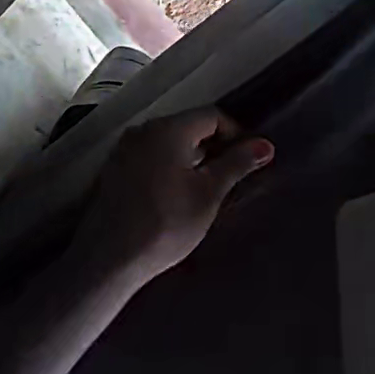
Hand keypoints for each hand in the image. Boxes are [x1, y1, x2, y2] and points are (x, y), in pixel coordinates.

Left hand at [71, 108, 274, 280]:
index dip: (236, 133)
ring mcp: (125, 148)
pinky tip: (178, 191)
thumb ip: (236, 164)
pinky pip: (151, 154)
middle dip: (215, 144)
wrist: (109, 259)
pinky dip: (170, 163)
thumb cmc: (166, 223)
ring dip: (193, 155)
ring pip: (169, 140)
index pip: (212, 115)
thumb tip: (265, 145)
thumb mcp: (208, 194)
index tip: (249, 159)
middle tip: (233, 173)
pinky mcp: (114, 168)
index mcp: (168, 128)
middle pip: (189, 124)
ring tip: (208, 184)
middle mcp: (144, 129)